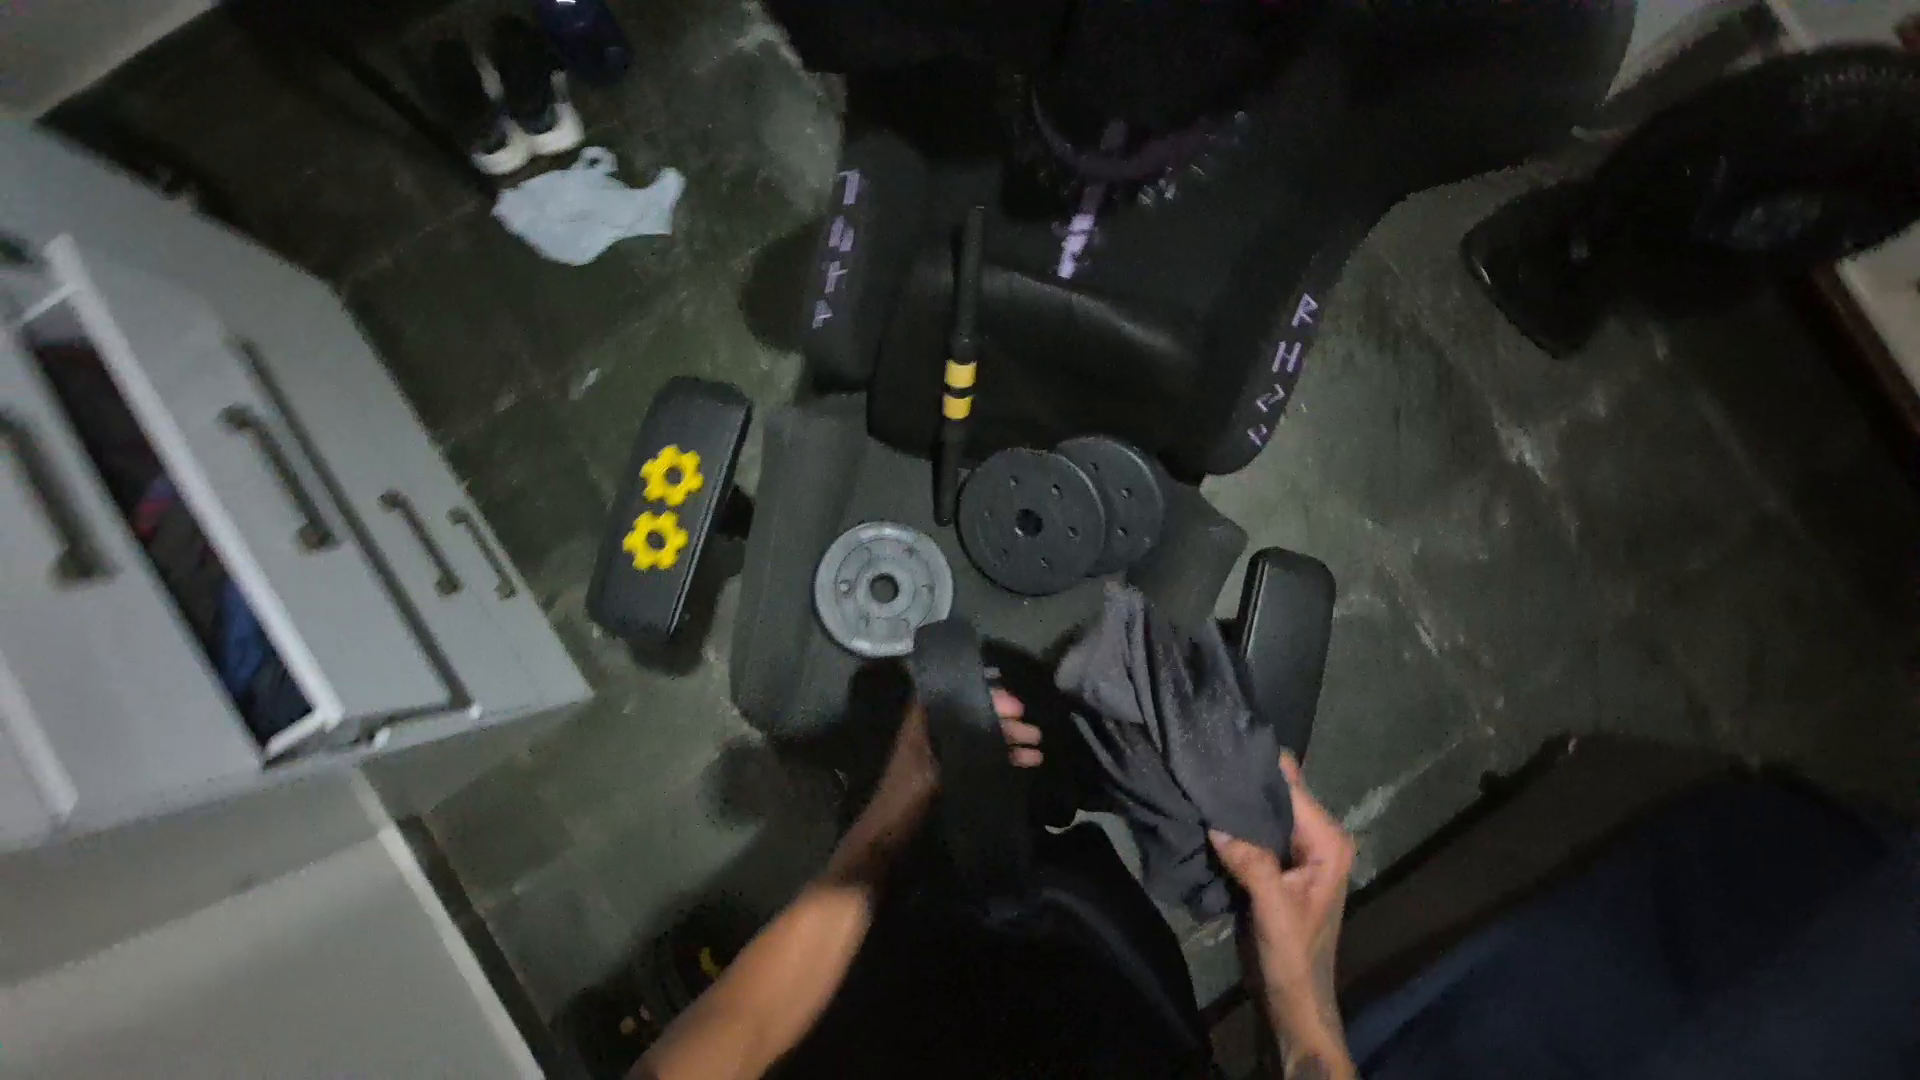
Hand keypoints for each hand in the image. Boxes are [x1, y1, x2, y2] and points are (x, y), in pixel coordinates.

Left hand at [828, 691, 1039, 881]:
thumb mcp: (933, 771)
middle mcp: (933, 734)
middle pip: (972, 715)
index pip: (954, 694)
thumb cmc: (905, 801)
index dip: (983, 693)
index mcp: (922, 725)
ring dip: (1006, 738)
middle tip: (1029, 726)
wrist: (888, 843)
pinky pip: (981, 759)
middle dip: (1001, 718)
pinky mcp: (951, 777)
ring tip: (1036, 744)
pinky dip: (1002, 758)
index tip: (1011, 704)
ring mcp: (943, 756)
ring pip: (979, 737)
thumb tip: (997, 722)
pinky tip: (1027, 762)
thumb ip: (960, 747)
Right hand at [1211, 753, 1356, 1073]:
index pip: (1292, 787)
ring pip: (1262, 809)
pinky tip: (1206, 808)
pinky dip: (1233, 820)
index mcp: (1328, 841)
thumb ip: (1251, 861)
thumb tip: (1215, 822)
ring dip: (1236, 801)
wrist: (1292, 996)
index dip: (1259, 768)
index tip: (1222, 748)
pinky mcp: (1275, 860)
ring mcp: (1295, 848)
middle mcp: (1316, 837)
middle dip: (1244, 780)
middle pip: (1278, 793)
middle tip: (1203, 763)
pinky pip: (1253, 827)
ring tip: (1200, 780)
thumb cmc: (1294, 953)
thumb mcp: (1274, 907)